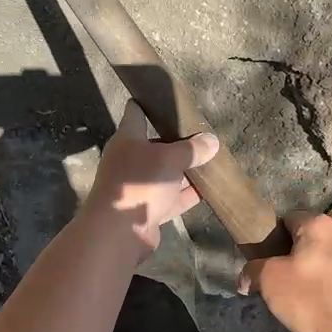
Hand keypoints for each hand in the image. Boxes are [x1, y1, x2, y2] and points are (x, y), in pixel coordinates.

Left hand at [79, 101, 220, 253]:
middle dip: (178, 142)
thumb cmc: (140, 183)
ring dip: (185, 171)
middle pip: (156, 145)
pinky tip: (208, 190)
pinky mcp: (147, 211)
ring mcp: (138, 187)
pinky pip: (171, 198)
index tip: (167, 98)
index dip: (150, 103)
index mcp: (128, 139)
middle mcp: (129, 160)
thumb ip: (192, 150)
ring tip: (212, 161)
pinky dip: (187, 194)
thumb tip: (212, 141)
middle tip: (203, 135)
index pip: (136, 113)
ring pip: (166, 174)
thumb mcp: (171, 159)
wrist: (119, 232)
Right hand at [238, 211, 331, 331]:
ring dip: (318, 274)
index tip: (267, 261)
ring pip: (331, 260)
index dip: (274, 238)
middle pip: (312, 241)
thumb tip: (245, 279)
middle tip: (284, 284)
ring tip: (308, 301)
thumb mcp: (269, 282)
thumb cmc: (312, 299)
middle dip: (298, 258)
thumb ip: (252, 272)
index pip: (289, 219)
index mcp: (320, 225)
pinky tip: (330, 310)